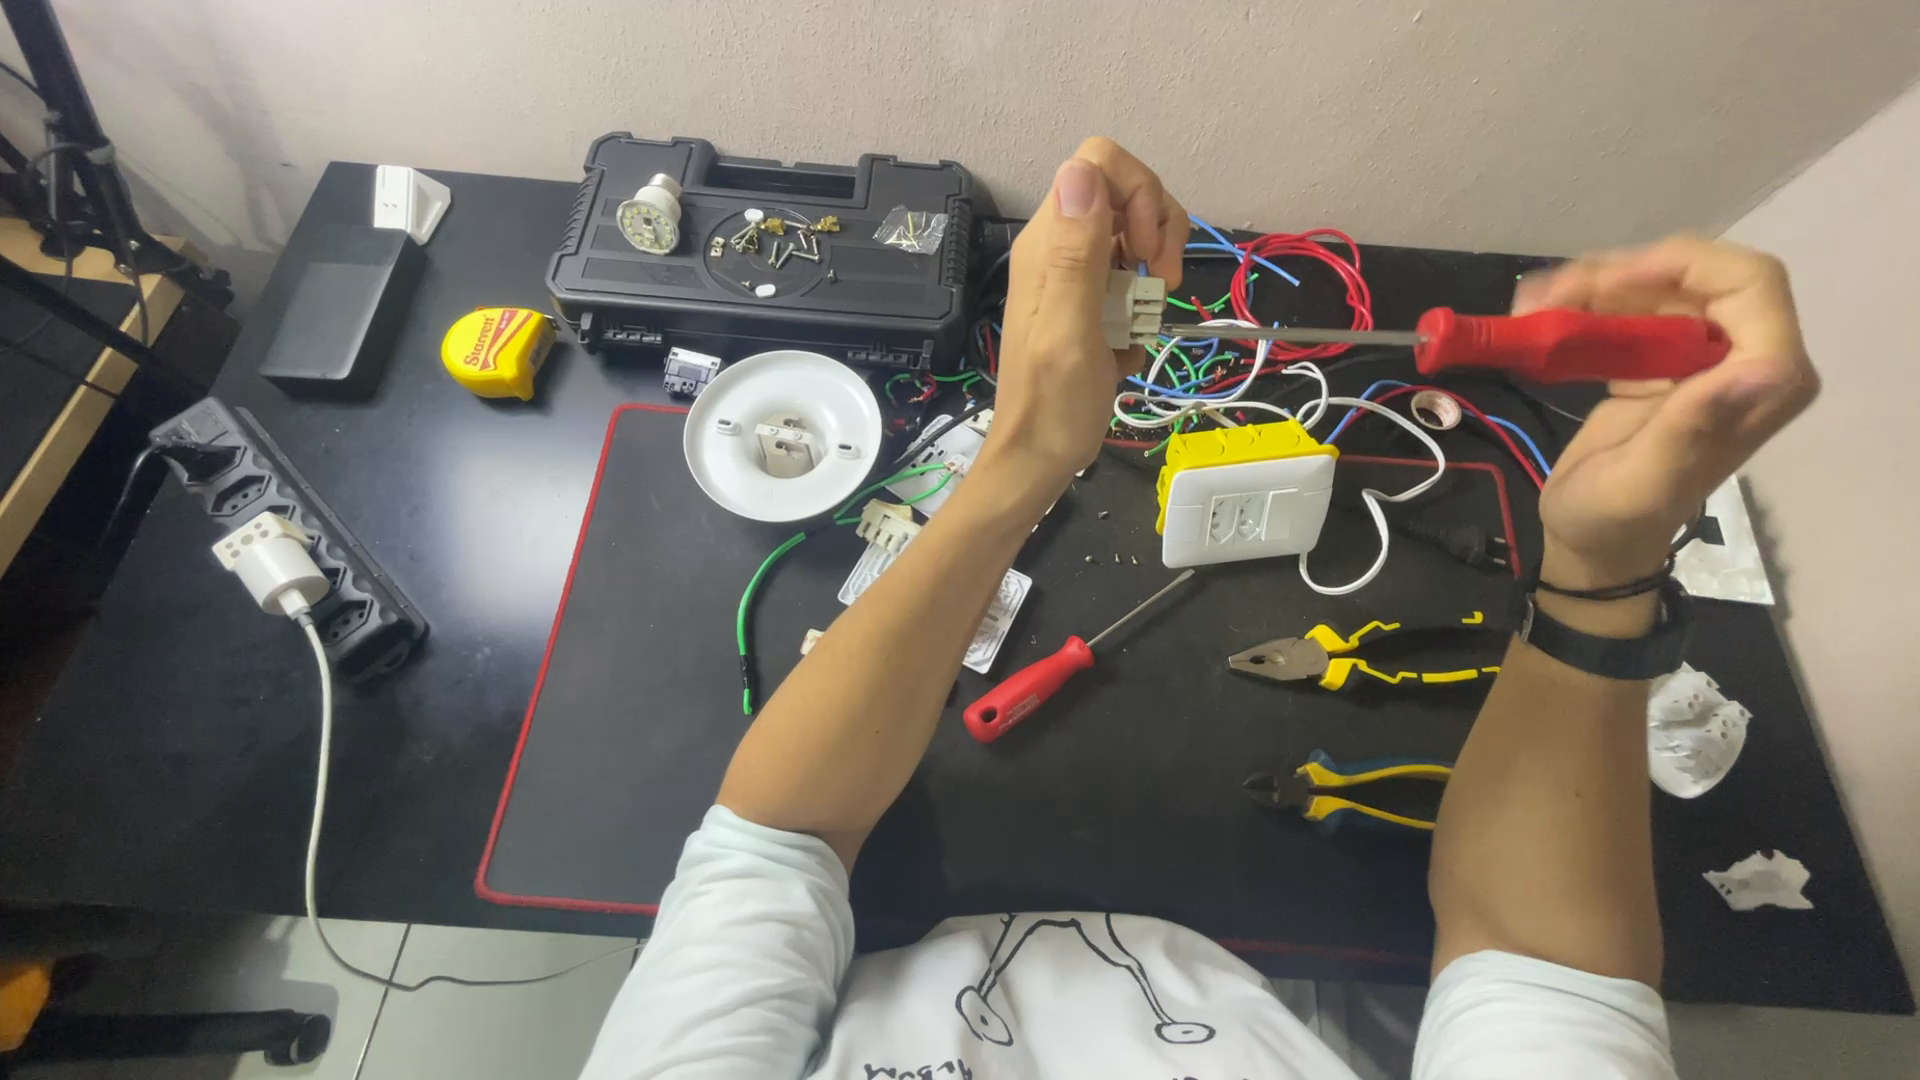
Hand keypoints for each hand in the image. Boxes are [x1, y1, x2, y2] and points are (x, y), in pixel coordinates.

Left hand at [983, 138, 1186, 492]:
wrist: (1038, 457)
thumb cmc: (1054, 406)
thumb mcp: (1069, 332)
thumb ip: (1076, 254)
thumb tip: (1083, 169)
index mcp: (1047, 245)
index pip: (1099, 164)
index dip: (1139, 194)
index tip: (1147, 255)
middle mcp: (1058, 250)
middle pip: (1126, 192)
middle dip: (1157, 232)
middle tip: (1157, 287)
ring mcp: (1072, 277)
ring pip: (1133, 234)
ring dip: (1155, 271)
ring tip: (1146, 318)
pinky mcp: (1086, 304)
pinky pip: (1129, 280)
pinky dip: (1142, 306)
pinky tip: (1129, 342)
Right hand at [1520, 234, 1819, 587]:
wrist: (1589, 542)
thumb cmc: (1614, 518)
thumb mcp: (1647, 480)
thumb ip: (1695, 426)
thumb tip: (1758, 371)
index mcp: (1761, 381)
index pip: (1748, 285)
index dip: (1681, 266)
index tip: (1601, 280)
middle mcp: (1741, 359)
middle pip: (1695, 280)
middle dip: (1619, 276)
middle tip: (1542, 299)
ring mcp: (1697, 362)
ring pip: (1655, 292)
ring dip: (1590, 290)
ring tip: (1527, 308)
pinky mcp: (1656, 368)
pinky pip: (1627, 317)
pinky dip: (1581, 311)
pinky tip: (1537, 321)